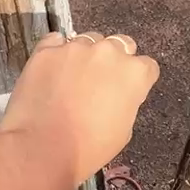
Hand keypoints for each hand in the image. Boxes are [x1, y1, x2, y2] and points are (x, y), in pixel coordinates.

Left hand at [0, 32, 159, 186]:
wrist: (43, 148)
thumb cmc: (89, 147)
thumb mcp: (124, 130)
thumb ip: (126, 101)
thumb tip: (117, 94)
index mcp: (134, 74)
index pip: (146, 66)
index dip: (137, 79)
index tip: (128, 90)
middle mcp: (108, 53)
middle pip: (119, 44)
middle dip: (114, 60)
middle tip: (100, 82)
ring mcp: (75, 48)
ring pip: (87, 41)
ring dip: (85, 55)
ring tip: (72, 79)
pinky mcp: (46, 50)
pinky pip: (56, 42)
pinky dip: (56, 53)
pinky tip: (52, 71)